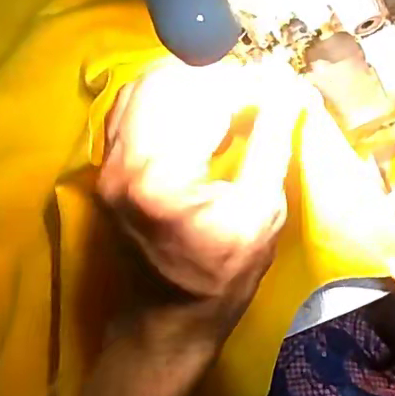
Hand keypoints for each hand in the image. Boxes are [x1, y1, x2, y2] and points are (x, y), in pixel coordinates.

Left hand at [97, 62, 298, 348]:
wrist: (166, 320)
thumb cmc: (223, 277)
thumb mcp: (262, 214)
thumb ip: (272, 143)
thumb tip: (288, 90)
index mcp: (162, 177)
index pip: (204, 98)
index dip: (248, 83)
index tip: (281, 85)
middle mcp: (122, 160)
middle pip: (167, 79)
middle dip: (218, 75)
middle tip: (256, 91)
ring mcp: (107, 161)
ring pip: (145, 85)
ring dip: (192, 81)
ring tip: (230, 99)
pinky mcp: (106, 165)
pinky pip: (132, 105)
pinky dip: (168, 95)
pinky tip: (198, 112)